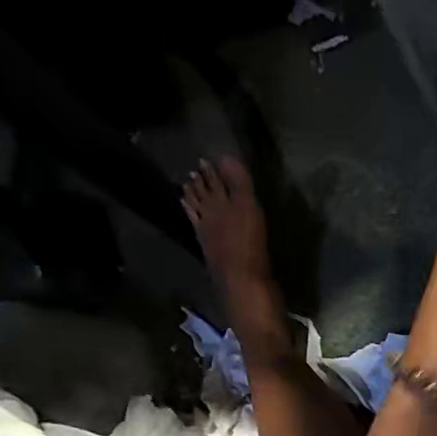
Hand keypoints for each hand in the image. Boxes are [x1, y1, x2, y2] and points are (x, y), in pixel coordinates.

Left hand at [182, 156, 271, 285]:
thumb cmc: (249, 244)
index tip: (208, 160)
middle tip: (195, 171)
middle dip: (201, 182)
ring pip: (198, 208)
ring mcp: (208, 231)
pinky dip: (192, 216)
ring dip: (193, 197)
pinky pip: (197, 226)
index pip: (219, 183)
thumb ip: (239, 183)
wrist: (240, 279)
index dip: (214, 171)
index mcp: (225, 203)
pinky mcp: (209, 247)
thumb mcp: (249, 209)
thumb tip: (226, 155)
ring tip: (187, 187)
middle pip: (205, 194)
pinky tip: (191, 213)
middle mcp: (212, 213)